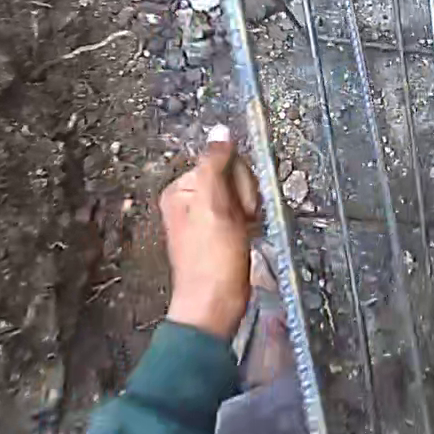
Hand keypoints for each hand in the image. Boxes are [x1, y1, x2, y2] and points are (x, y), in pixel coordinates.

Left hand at [159, 125, 259, 338]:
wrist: (216, 303)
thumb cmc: (211, 258)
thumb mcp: (213, 205)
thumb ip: (215, 164)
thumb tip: (220, 131)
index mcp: (182, 188)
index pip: (224, 159)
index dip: (238, 180)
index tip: (234, 204)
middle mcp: (192, 198)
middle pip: (235, 174)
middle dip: (244, 196)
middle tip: (238, 220)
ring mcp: (208, 213)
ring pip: (244, 191)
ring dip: (249, 208)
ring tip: (241, 230)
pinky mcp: (223, 227)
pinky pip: (246, 208)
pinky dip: (251, 219)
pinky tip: (245, 233)